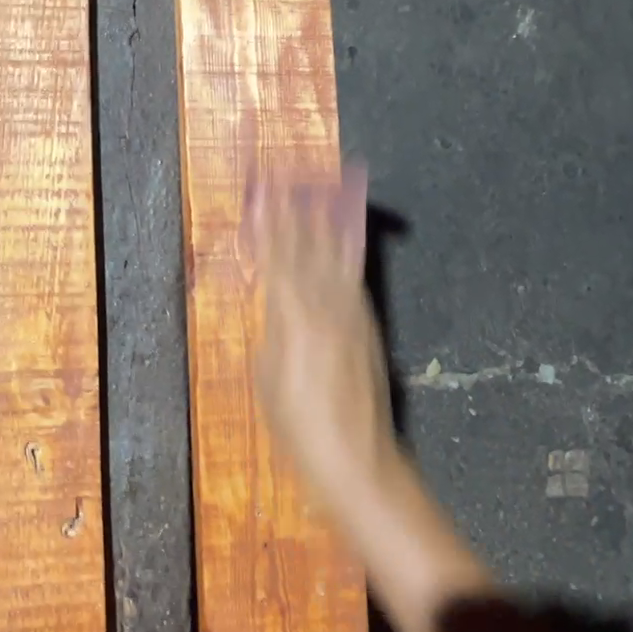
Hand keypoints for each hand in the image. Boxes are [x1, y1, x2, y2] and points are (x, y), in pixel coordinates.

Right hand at [245, 164, 394, 499]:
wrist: (355, 458)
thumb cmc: (297, 425)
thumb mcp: (268, 374)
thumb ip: (273, 328)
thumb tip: (275, 300)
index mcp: (293, 315)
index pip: (278, 254)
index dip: (270, 219)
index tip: (265, 187)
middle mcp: (326, 304)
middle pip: (309, 245)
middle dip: (297, 207)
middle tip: (289, 173)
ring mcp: (352, 313)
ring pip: (335, 256)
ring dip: (323, 221)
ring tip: (317, 191)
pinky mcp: (367, 327)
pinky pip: (351, 277)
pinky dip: (344, 251)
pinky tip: (342, 239)